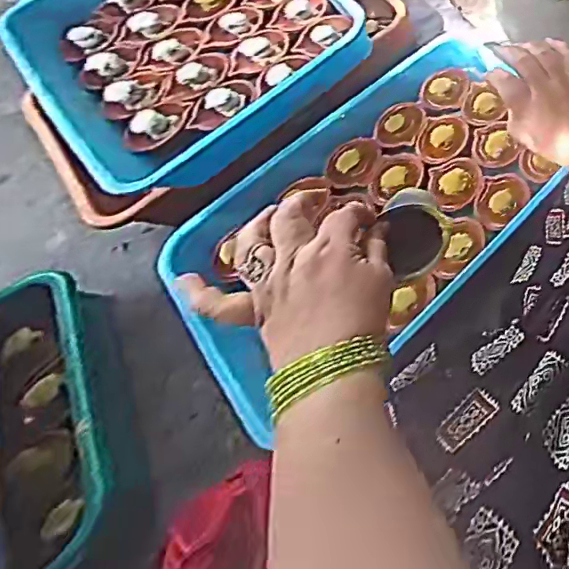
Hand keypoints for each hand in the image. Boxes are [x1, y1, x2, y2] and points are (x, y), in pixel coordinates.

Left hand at [175, 190, 394, 369]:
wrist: (333, 367)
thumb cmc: (364, 320)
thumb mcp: (382, 277)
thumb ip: (377, 248)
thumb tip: (376, 231)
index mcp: (329, 247)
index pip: (343, 215)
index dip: (357, 211)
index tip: (368, 219)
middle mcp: (292, 257)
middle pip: (289, 217)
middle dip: (303, 202)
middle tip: (316, 201)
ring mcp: (267, 283)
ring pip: (250, 243)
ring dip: (257, 224)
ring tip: (268, 216)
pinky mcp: (253, 310)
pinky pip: (216, 303)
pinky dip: (197, 291)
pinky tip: (185, 279)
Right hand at [485, 39, 568, 168]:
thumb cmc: (559, 144)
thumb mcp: (528, 139)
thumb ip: (515, 120)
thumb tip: (509, 106)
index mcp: (526, 103)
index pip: (504, 82)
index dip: (494, 75)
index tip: (489, 72)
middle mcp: (542, 85)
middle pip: (522, 61)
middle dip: (508, 52)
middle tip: (499, 48)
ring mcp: (562, 78)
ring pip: (544, 53)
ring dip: (530, 45)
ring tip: (522, 44)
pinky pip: (567, 55)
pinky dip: (557, 45)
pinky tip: (550, 41)